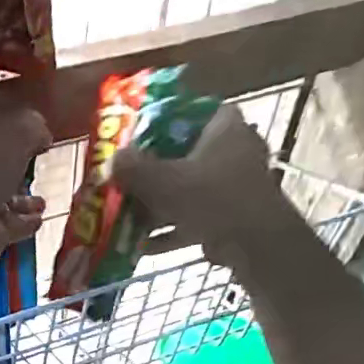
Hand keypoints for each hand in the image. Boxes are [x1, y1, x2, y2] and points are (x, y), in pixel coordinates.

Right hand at [111, 105, 298, 267]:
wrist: (252, 241)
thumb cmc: (211, 198)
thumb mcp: (163, 180)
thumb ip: (134, 168)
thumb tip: (111, 159)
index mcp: (222, 125)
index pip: (183, 116)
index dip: (153, 130)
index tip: (128, 147)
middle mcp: (232, 148)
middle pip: (180, 158)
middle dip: (149, 178)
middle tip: (122, 188)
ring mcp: (233, 183)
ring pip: (184, 191)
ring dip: (155, 209)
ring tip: (126, 222)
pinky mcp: (230, 214)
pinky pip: (192, 218)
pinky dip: (169, 231)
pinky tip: (142, 247)